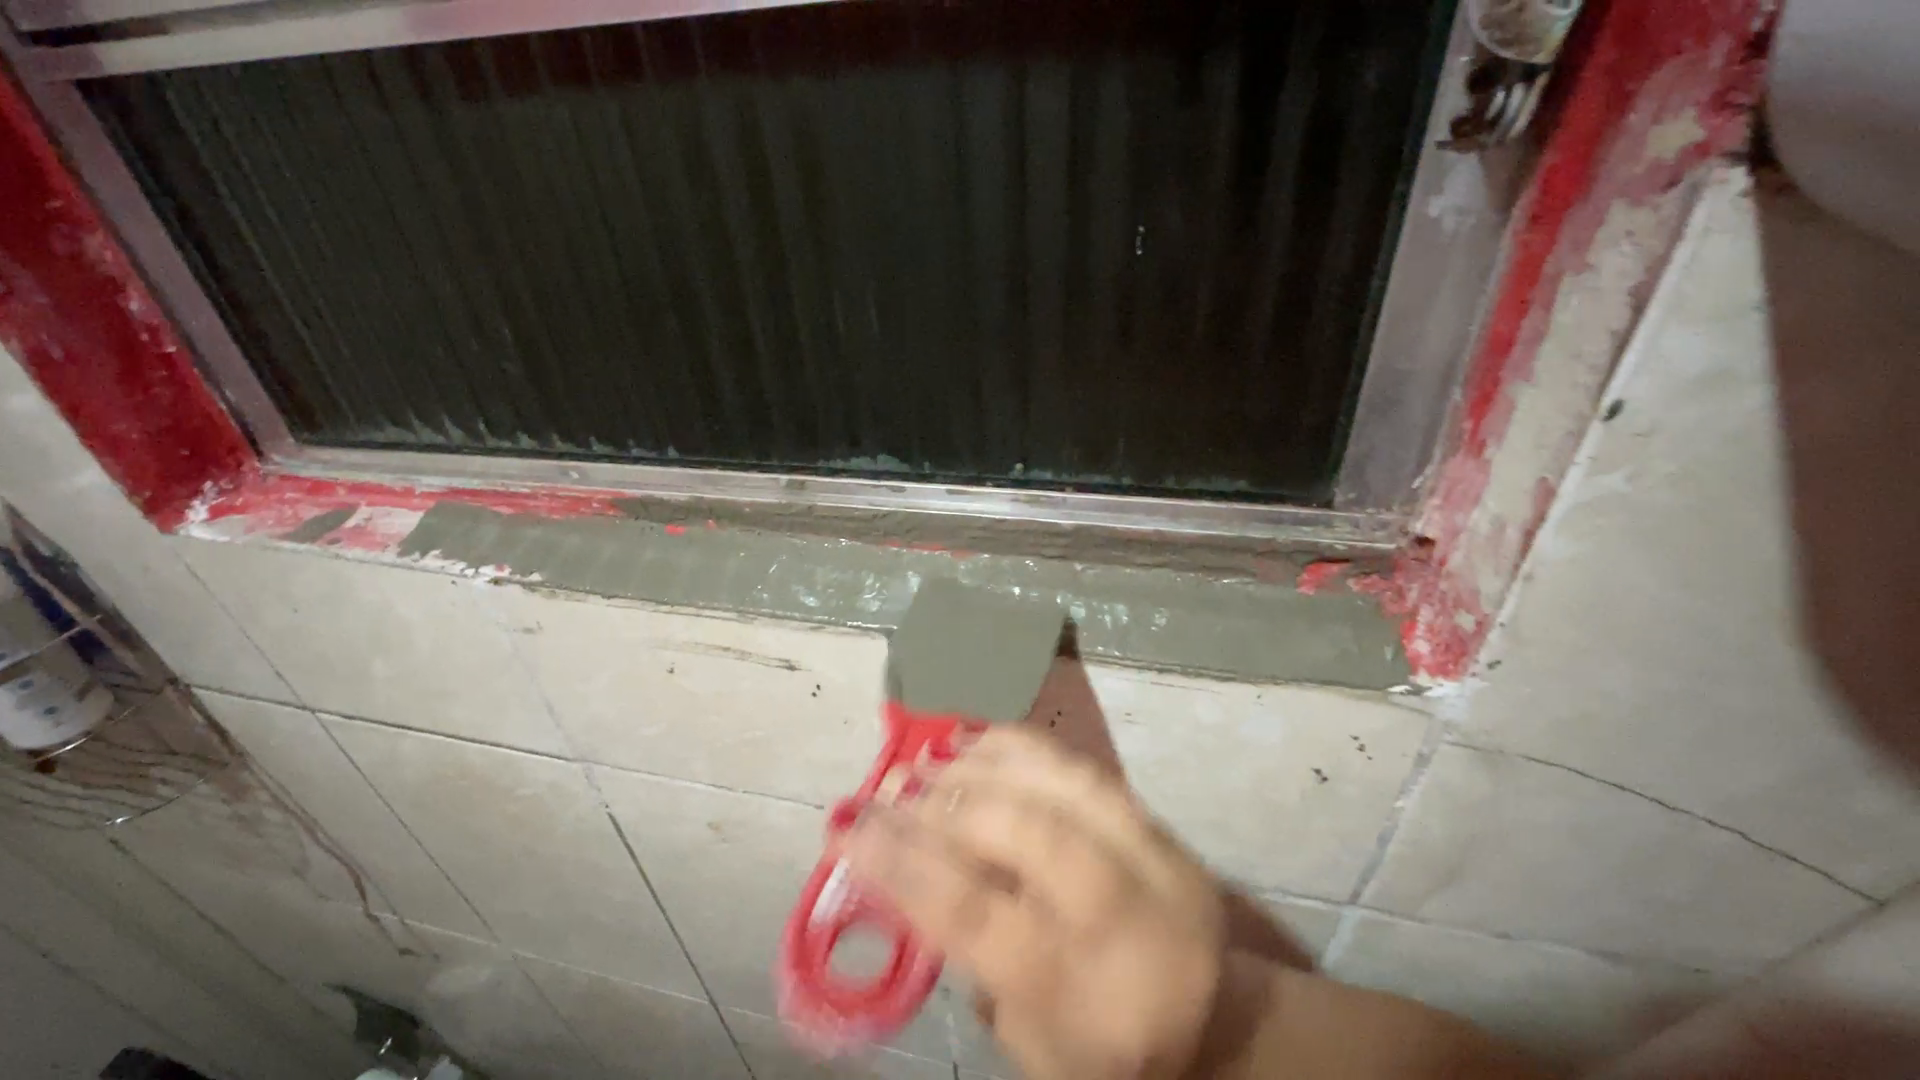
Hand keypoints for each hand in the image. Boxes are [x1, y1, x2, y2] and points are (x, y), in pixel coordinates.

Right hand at [841, 727, 1227, 1079]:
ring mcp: (1157, 861)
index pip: (977, 914)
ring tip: (924, 762)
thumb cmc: (1105, 1051)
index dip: (901, 863)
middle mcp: (1127, 919)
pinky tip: (978, 741)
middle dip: (939, 807)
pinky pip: (1089, 770)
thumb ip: (971, 958)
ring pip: (1062, 788)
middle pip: (1024, 836)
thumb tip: (908, 865)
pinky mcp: (1164, 829)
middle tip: (884, 790)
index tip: (845, 827)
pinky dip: (1025, 748)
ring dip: (981, 767)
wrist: (1220, 1027)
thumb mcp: (1028, 1043)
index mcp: (1084, 994)